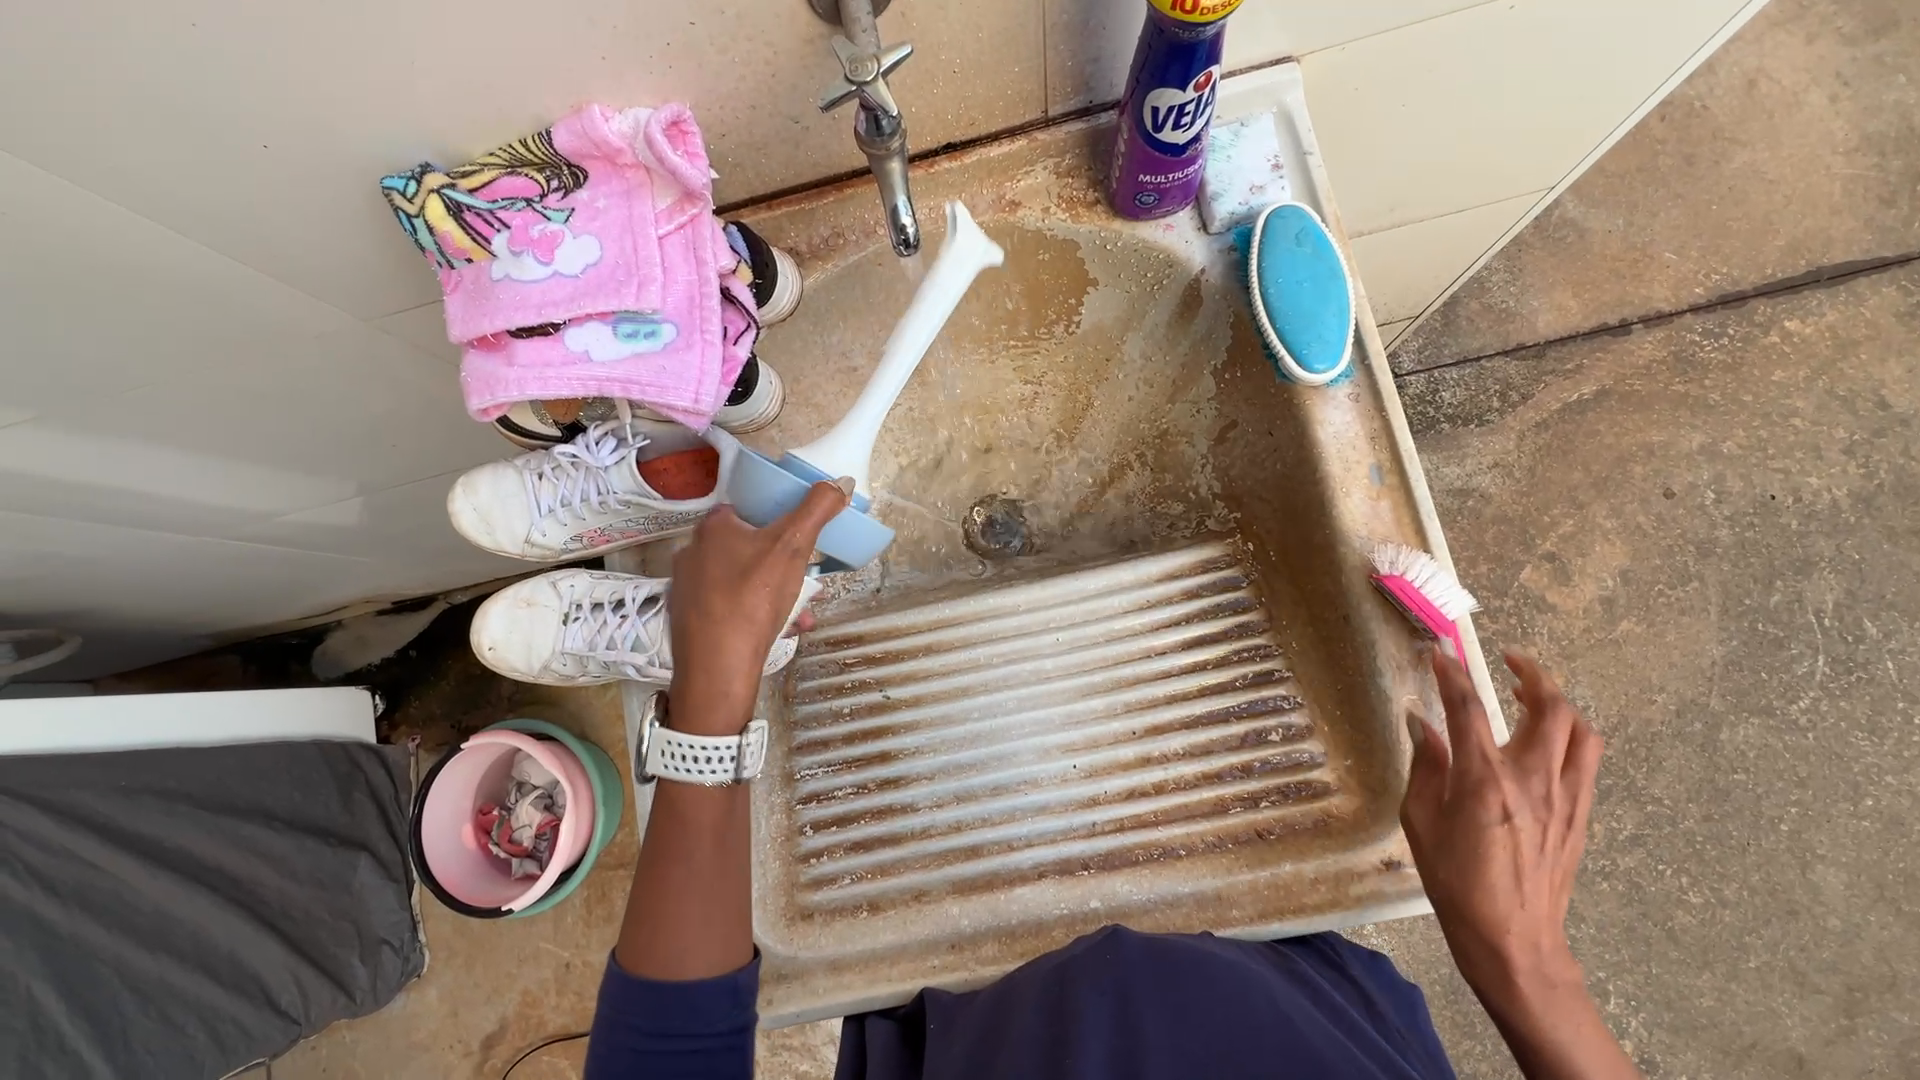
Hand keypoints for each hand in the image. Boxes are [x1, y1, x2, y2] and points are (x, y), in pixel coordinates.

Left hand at [665, 480, 848, 734]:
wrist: (718, 665)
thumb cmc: (754, 596)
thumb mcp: (794, 545)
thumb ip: (817, 509)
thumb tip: (840, 482)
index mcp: (712, 527)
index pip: (747, 511)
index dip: (776, 521)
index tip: (798, 538)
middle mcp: (692, 552)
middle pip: (749, 548)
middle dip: (783, 566)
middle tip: (807, 582)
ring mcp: (687, 589)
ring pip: (744, 581)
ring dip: (778, 594)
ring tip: (802, 613)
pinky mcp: (689, 620)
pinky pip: (732, 608)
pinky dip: (759, 615)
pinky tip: (783, 630)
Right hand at [1401, 650, 1603, 1003]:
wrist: (1513, 938)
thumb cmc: (1454, 881)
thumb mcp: (1420, 821)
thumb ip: (1426, 766)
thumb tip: (1424, 725)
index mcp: (1484, 779)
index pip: (1468, 707)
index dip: (1451, 672)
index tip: (1440, 652)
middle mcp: (1531, 779)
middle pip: (1549, 706)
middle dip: (1530, 673)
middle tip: (1507, 660)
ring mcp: (1565, 796)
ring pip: (1579, 729)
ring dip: (1557, 702)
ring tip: (1532, 695)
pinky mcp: (1582, 814)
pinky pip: (1586, 759)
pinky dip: (1568, 735)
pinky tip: (1545, 741)